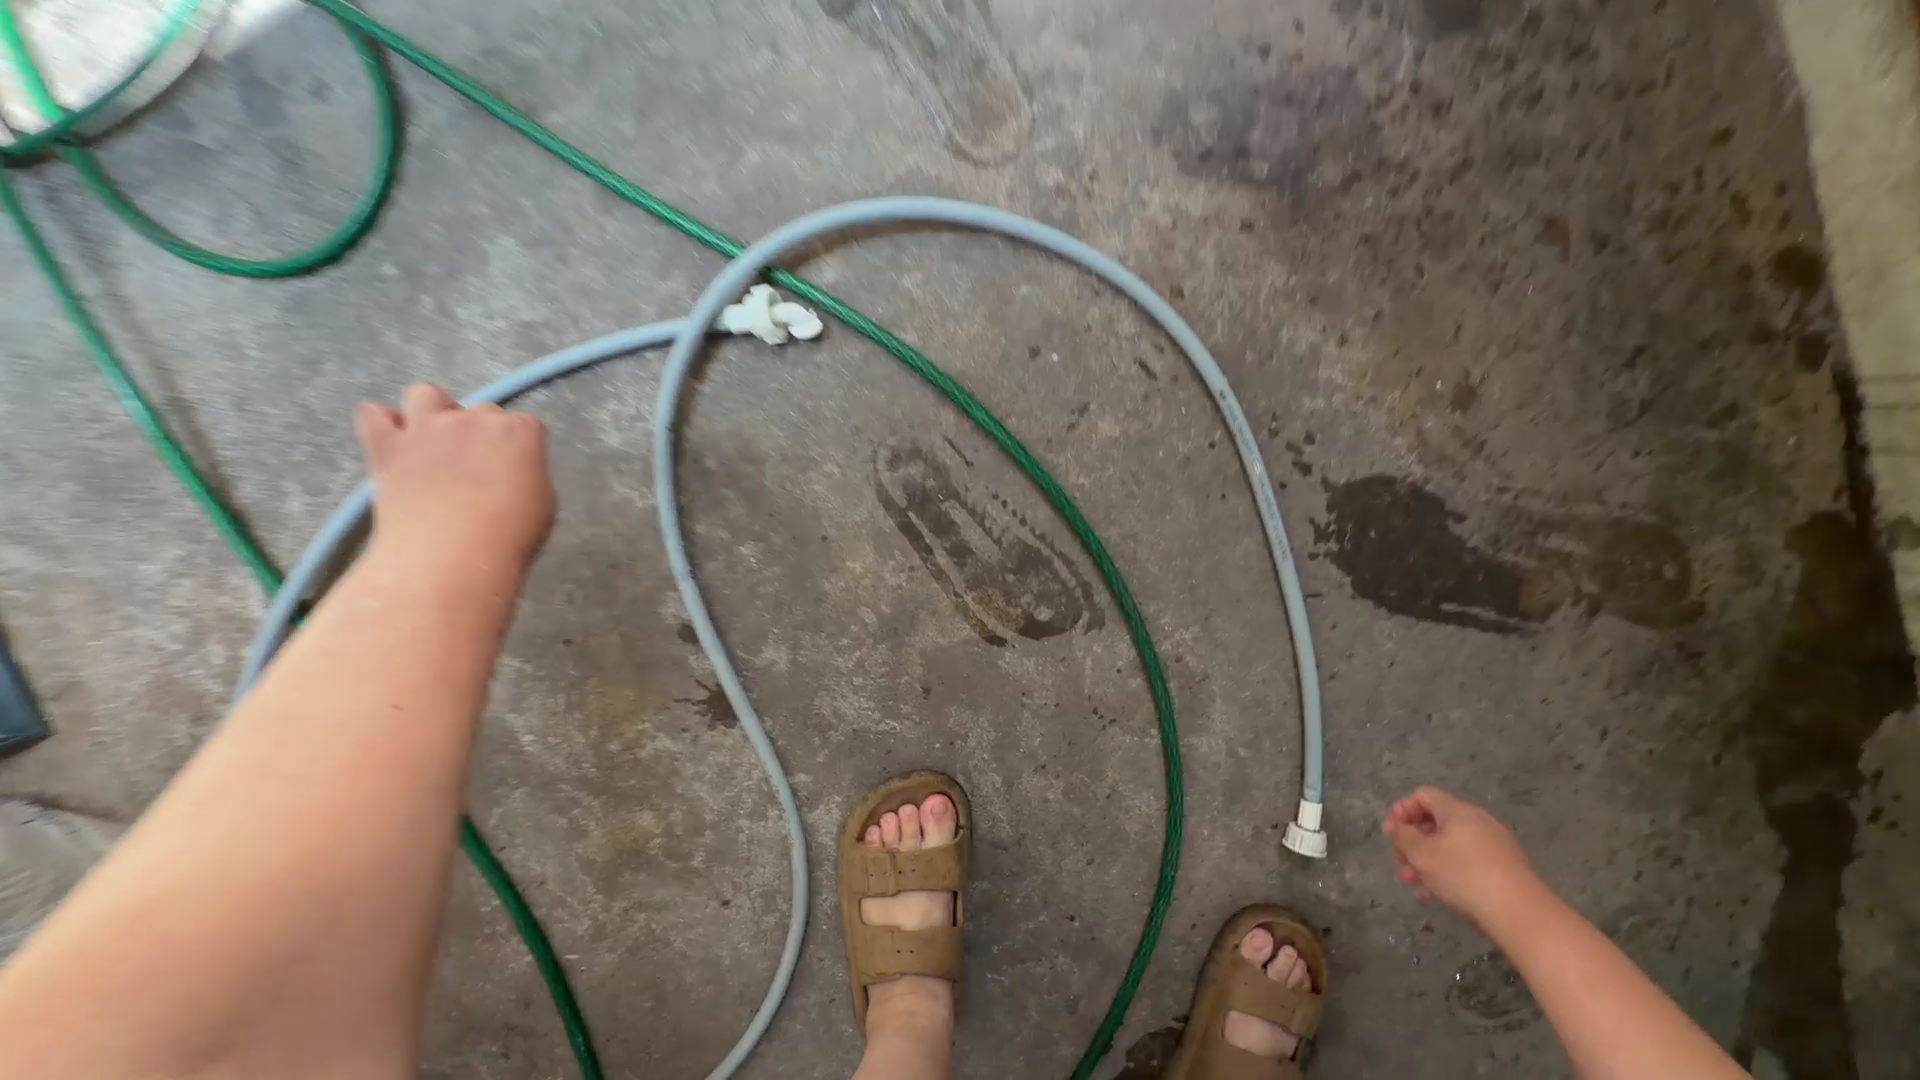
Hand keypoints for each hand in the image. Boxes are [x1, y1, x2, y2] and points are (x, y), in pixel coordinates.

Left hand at [355, 384, 555, 574]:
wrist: (452, 556)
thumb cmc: (511, 536)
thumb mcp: (543, 502)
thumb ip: (527, 473)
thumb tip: (510, 471)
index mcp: (519, 432)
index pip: (525, 424)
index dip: (521, 446)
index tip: (517, 469)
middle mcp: (474, 419)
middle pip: (480, 409)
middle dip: (480, 431)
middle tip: (476, 465)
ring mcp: (427, 428)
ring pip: (425, 394)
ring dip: (432, 412)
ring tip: (434, 441)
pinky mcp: (386, 445)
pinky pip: (372, 414)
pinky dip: (382, 424)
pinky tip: (393, 444)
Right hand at [1382, 787, 1544, 929]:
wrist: (1520, 914)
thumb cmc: (1463, 875)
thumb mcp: (1422, 854)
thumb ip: (1403, 836)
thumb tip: (1395, 826)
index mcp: (1458, 811)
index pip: (1423, 796)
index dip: (1402, 809)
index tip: (1391, 832)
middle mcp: (1478, 822)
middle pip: (1437, 822)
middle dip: (1413, 842)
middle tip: (1400, 862)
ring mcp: (1495, 846)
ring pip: (1451, 846)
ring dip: (1428, 861)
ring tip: (1414, 884)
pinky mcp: (1505, 869)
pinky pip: (1468, 863)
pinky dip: (1449, 872)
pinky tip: (1437, 894)